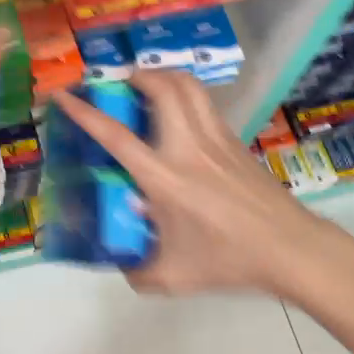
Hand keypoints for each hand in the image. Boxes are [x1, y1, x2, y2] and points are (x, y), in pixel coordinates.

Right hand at [53, 70, 334, 297]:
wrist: (290, 249)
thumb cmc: (228, 260)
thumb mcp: (172, 277)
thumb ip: (138, 272)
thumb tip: (122, 265)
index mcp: (164, 177)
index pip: (116, 135)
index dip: (85, 111)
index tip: (64, 94)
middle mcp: (188, 148)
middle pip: (162, 88)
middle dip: (136, 76)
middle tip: (119, 84)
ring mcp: (216, 140)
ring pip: (189, 87)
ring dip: (163, 77)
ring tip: (148, 86)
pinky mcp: (235, 142)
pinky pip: (205, 104)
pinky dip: (186, 96)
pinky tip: (180, 116)